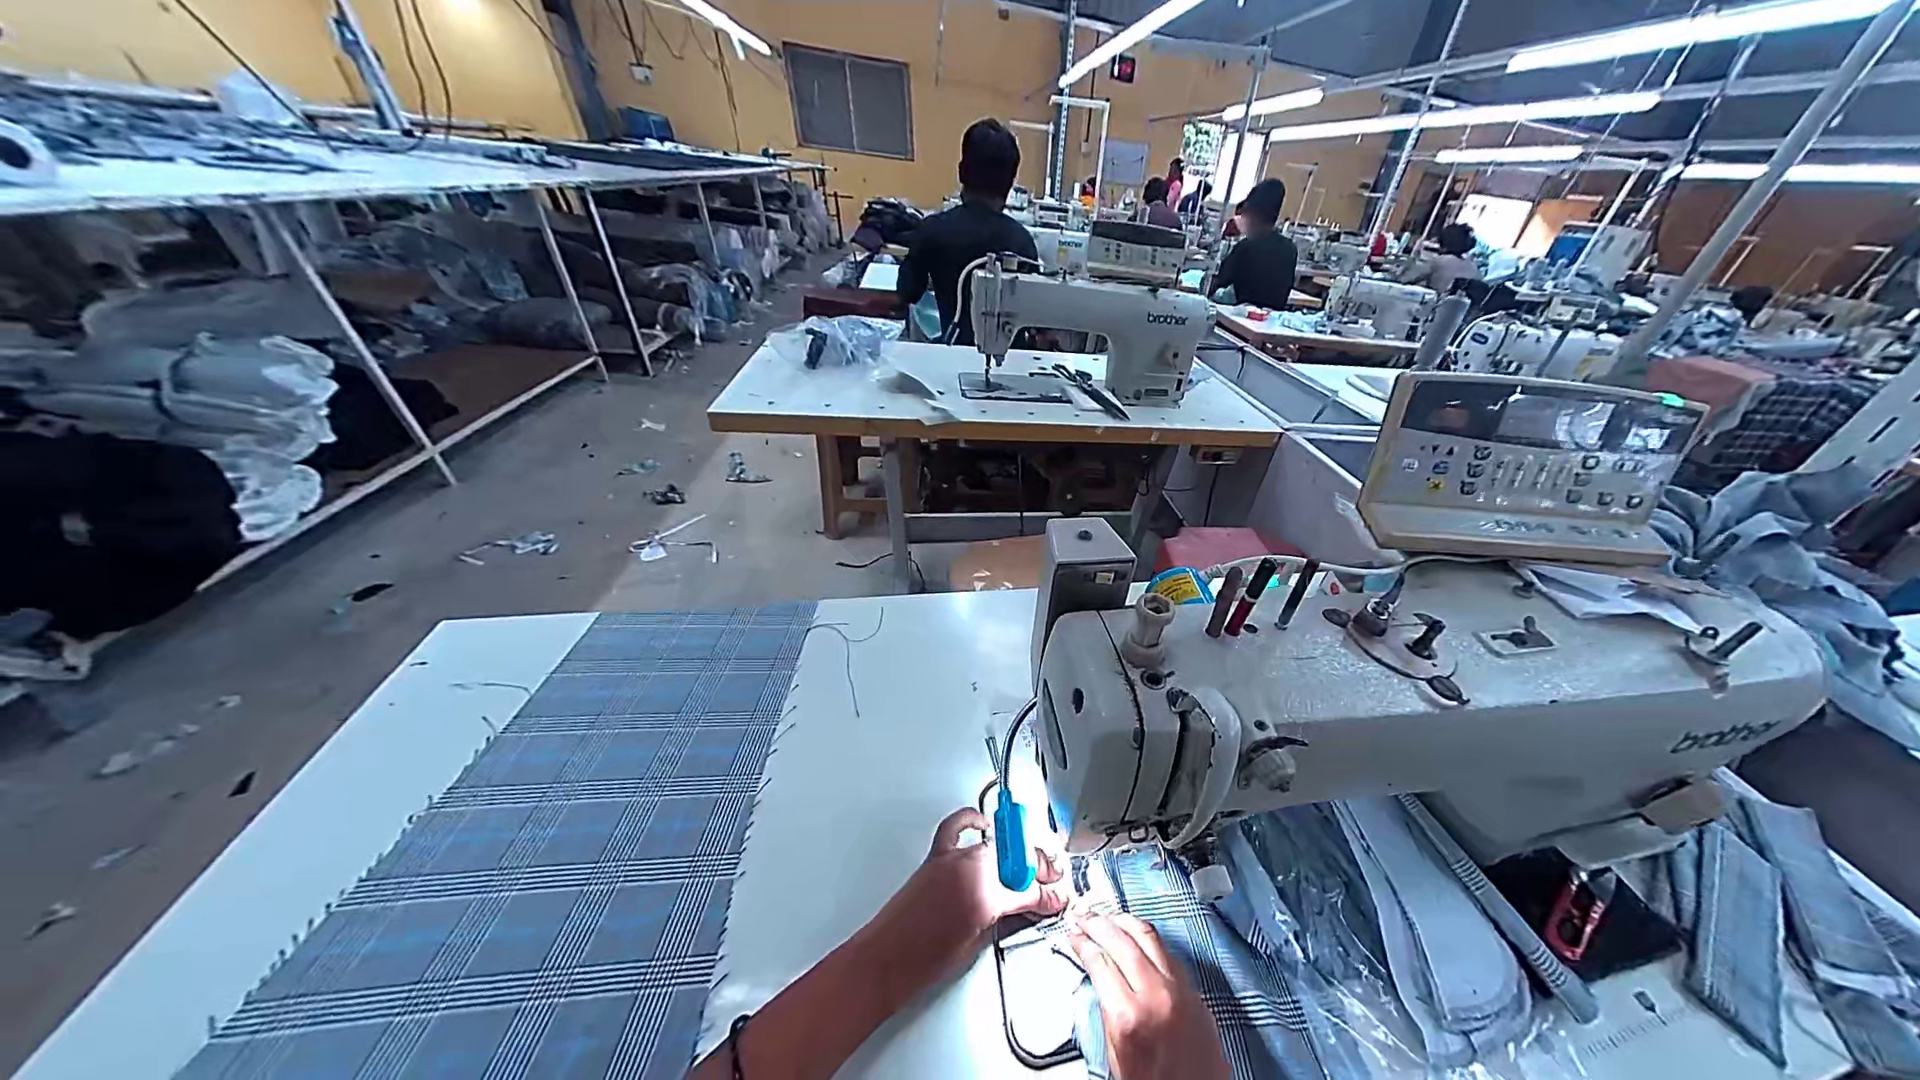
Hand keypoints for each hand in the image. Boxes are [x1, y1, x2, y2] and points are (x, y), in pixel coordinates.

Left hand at [860, 807, 1067, 989]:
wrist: (886, 959)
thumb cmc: (924, 961)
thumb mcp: (979, 942)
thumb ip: (1006, 916)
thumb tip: (1026, 907)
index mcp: (986, 896)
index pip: (1030, 887)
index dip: (1049, 893)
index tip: (1057, 896)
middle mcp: (969, 870)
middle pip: (1016, 860)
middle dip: (1038, 869)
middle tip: (1050, 881)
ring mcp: (953, 860)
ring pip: (994, 844)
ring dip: (1014, 851)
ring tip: (1026, 861)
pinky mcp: (936, 858)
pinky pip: (956, 828)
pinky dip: (970, 820)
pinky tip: (983, 823)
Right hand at [1067, 912, 1229, 1079]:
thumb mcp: (1115, 1052)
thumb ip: (1107, 1006)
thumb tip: (1097, 970)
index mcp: (1130, 1016)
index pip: (1098, 959)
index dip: (1081, 941)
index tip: (1073, 933)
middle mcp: (1157, 997)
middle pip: (1120, 939)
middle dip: (1096, 922)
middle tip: (1083, 917)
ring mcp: (1181, 992)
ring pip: (1147, 935)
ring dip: (1122, 920)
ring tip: (1107, 916)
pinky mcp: (1197, 995)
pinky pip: (1168, 952)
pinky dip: (1147, 937)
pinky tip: (1135, 935)